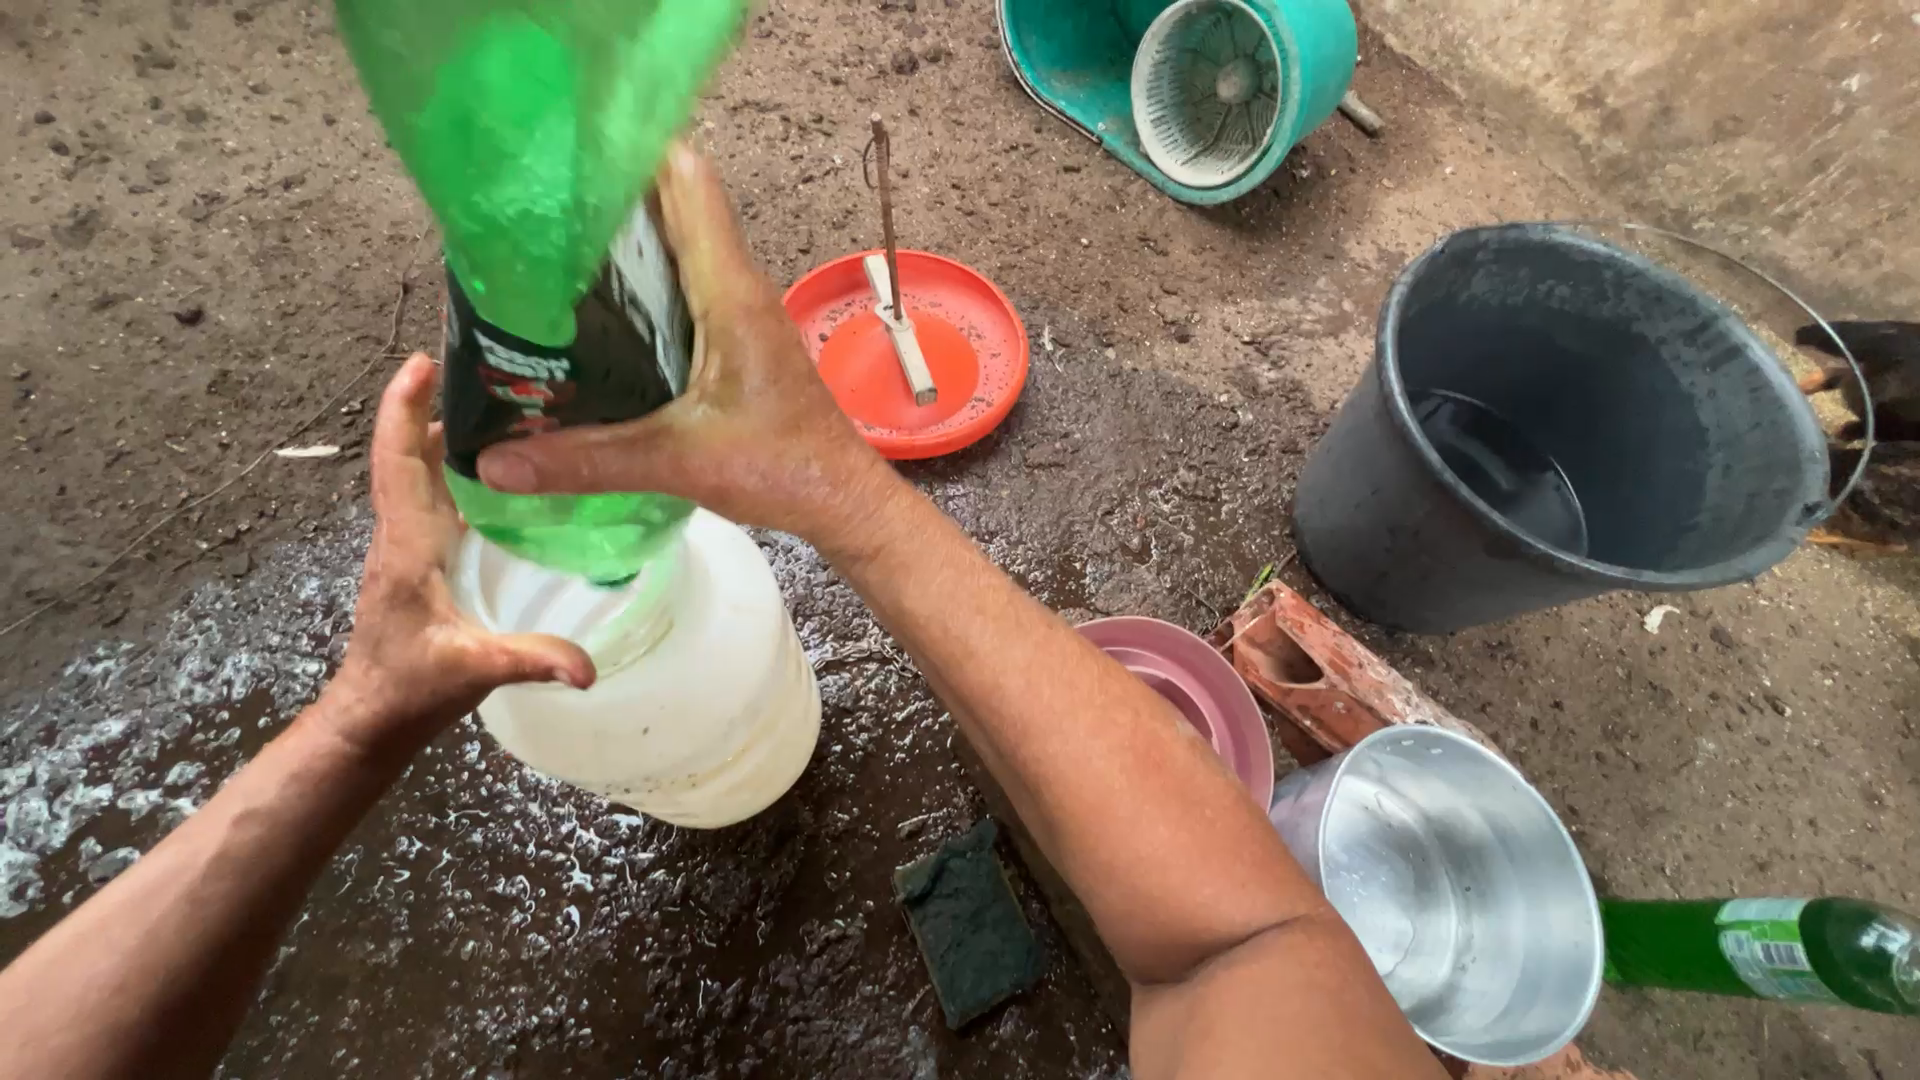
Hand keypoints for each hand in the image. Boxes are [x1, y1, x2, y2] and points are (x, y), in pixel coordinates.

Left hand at [327, 353, 595, 757]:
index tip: (425, 362)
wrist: (375, 715)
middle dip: (440, 406)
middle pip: (411, 453)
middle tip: (496, 376)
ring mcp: (414, 543)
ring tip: (509, 408)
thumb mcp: (470, 671)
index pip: (397, 463)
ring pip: (425, 472)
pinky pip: (441, 496)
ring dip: (452, 433)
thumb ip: (528, 661)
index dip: (402, 409)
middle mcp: (405, 533)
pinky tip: (509, 468)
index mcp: (407, 545)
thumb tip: (590, 667)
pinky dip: (464, 468)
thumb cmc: (409, 687)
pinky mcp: (428, 556)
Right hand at [474, 142, 895, 556]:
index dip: (629, 148)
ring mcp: (739, 314)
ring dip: (619, 242)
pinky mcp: (736, 343)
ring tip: (538, 244)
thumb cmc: (781, 469)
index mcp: (729, 291)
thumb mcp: (681, 461)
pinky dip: (639, 288)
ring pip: (676, 251)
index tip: (558, 145)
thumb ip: (588, 461)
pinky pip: (682, 292)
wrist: (839, 498)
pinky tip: (590, 313)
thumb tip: (493, 465)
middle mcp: (736, 288)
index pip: (686, 180)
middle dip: (603, 194)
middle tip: (522, 199)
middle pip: (670, 208)